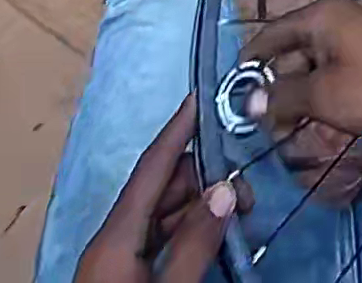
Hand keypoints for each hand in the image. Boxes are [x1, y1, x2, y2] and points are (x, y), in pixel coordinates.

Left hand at [74, 96, 251, 282]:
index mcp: (116, 235)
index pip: (153, 165)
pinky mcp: (127, 281)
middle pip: (162, 189)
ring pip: (165, 215)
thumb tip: (224, 187)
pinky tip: (217, 239)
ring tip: (240, 214)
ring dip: (201, 206)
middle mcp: (115, 239)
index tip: (201, 97)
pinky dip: (190, 233)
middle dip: (203, 177)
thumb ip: (195, 242)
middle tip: (245, 187)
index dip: (178, 128)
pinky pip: (162, 241)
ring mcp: (119, 262)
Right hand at [242, 0, 361, 134]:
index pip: (271, 33)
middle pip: (292, 47)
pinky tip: (319, 114)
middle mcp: (333, 16)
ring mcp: (354, 32)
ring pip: (314, 60)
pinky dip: (321, 87)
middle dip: (278, 82)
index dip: (251, 58)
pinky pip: (333, 65)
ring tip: (290, 124)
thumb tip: (250, 100)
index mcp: (318, 16)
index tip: (234, 84)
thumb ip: (283, 97)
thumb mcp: (323, 95)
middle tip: (266, 118)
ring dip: (300, 90)